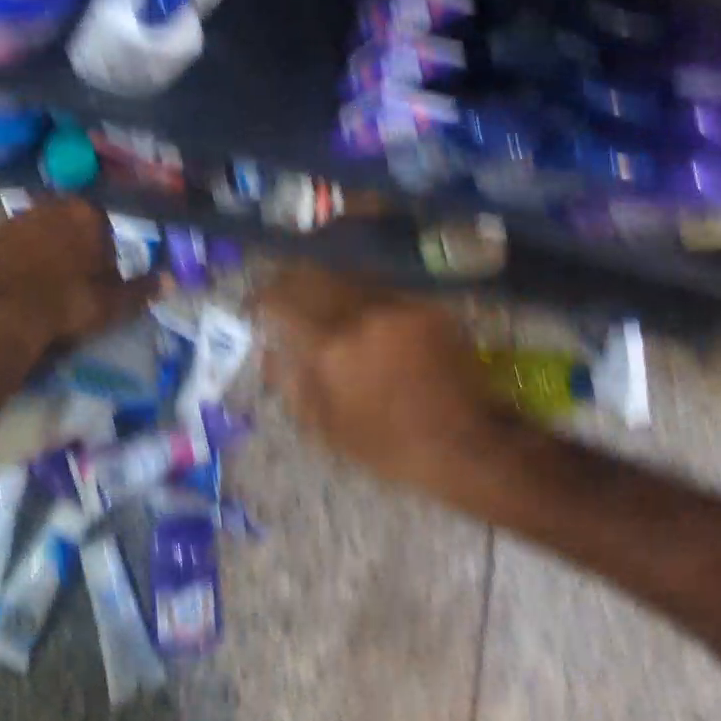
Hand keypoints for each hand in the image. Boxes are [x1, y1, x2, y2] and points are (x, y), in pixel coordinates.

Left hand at [0, 198, 159, 352]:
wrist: (3, 316)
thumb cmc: (67, 304)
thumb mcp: (113, 303)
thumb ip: (142, 289)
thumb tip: (172, 281)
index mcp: (84, 213)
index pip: (103, 228)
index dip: (103, 255)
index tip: (99, 281)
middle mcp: (49, 206)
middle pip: (69, 226)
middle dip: (73, 249)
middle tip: (74, 284)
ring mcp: (14, 220)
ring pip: (39, 234)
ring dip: (45, 253)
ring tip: (45, 288)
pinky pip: (12, 248)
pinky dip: (18, 263)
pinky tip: (20, 288)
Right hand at [255, 264, 516, 493]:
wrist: (464, 445)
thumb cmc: (389, 446)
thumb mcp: (326, 428)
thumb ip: (291, 383)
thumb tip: (270, 351)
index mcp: (329, 347)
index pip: (282, 300)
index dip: (262, 298)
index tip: (256, 305)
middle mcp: (360, 314)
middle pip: (313, 274)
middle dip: (292, 281)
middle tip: (285, 294)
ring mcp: (397, 305)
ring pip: (348, 275)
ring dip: (328, 284)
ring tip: (322, 300)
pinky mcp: (426, 306)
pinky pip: (383, 289)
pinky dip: (365, 297)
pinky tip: (367, 316)